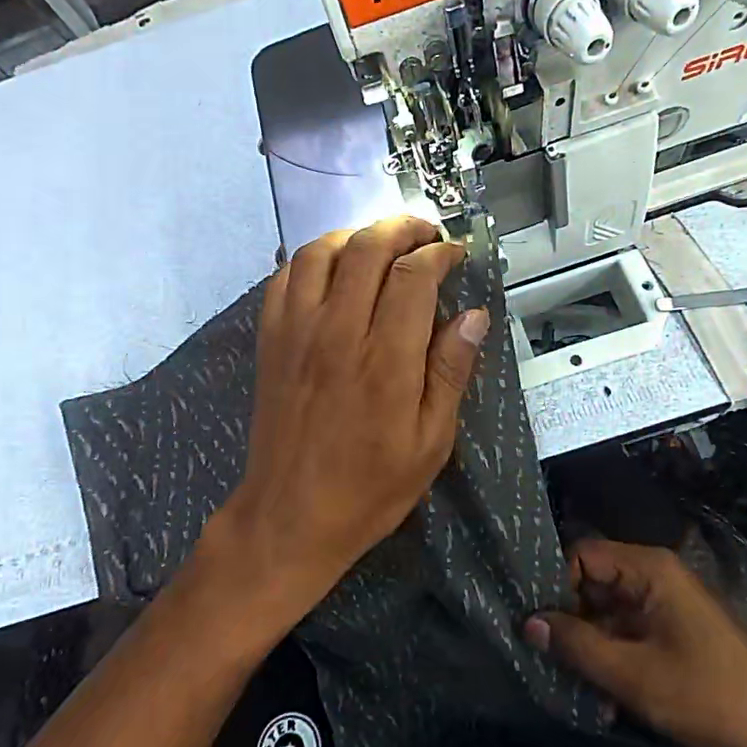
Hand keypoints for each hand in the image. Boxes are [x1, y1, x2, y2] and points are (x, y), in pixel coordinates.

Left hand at [199, 216, 488, 621]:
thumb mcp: (432, 440)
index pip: (413, 277)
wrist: (291, 517)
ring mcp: (296, 333)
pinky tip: (334, 268)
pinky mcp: (271, 342)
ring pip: (320, 252)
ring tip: (383, 243)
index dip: (439, 254)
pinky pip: (285, 278)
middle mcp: (337, 333)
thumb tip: (475, 315)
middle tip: (426, 235)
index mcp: (385, 360)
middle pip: (367, 249)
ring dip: (356, 235)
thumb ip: (451, 371)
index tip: (456, 254)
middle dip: (402, 229)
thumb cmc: (372, 486)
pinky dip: (312, 258)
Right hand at [523, 538, 746, 746]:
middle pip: (595, 580)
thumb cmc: (704, 696)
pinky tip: (600, 695)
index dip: (555, 583)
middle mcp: (658, 574)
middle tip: (542, 656)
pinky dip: (611, 654)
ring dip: (589, 642)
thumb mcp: (631, 674)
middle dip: (569, 617)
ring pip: (609, 609)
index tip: (532, 622)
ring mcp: (668, 601)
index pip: (584, 554)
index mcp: (651, 569)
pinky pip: (629, 629)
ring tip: (566, 681)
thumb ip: (577, 645)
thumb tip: (528, 621)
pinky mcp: (674, 627)